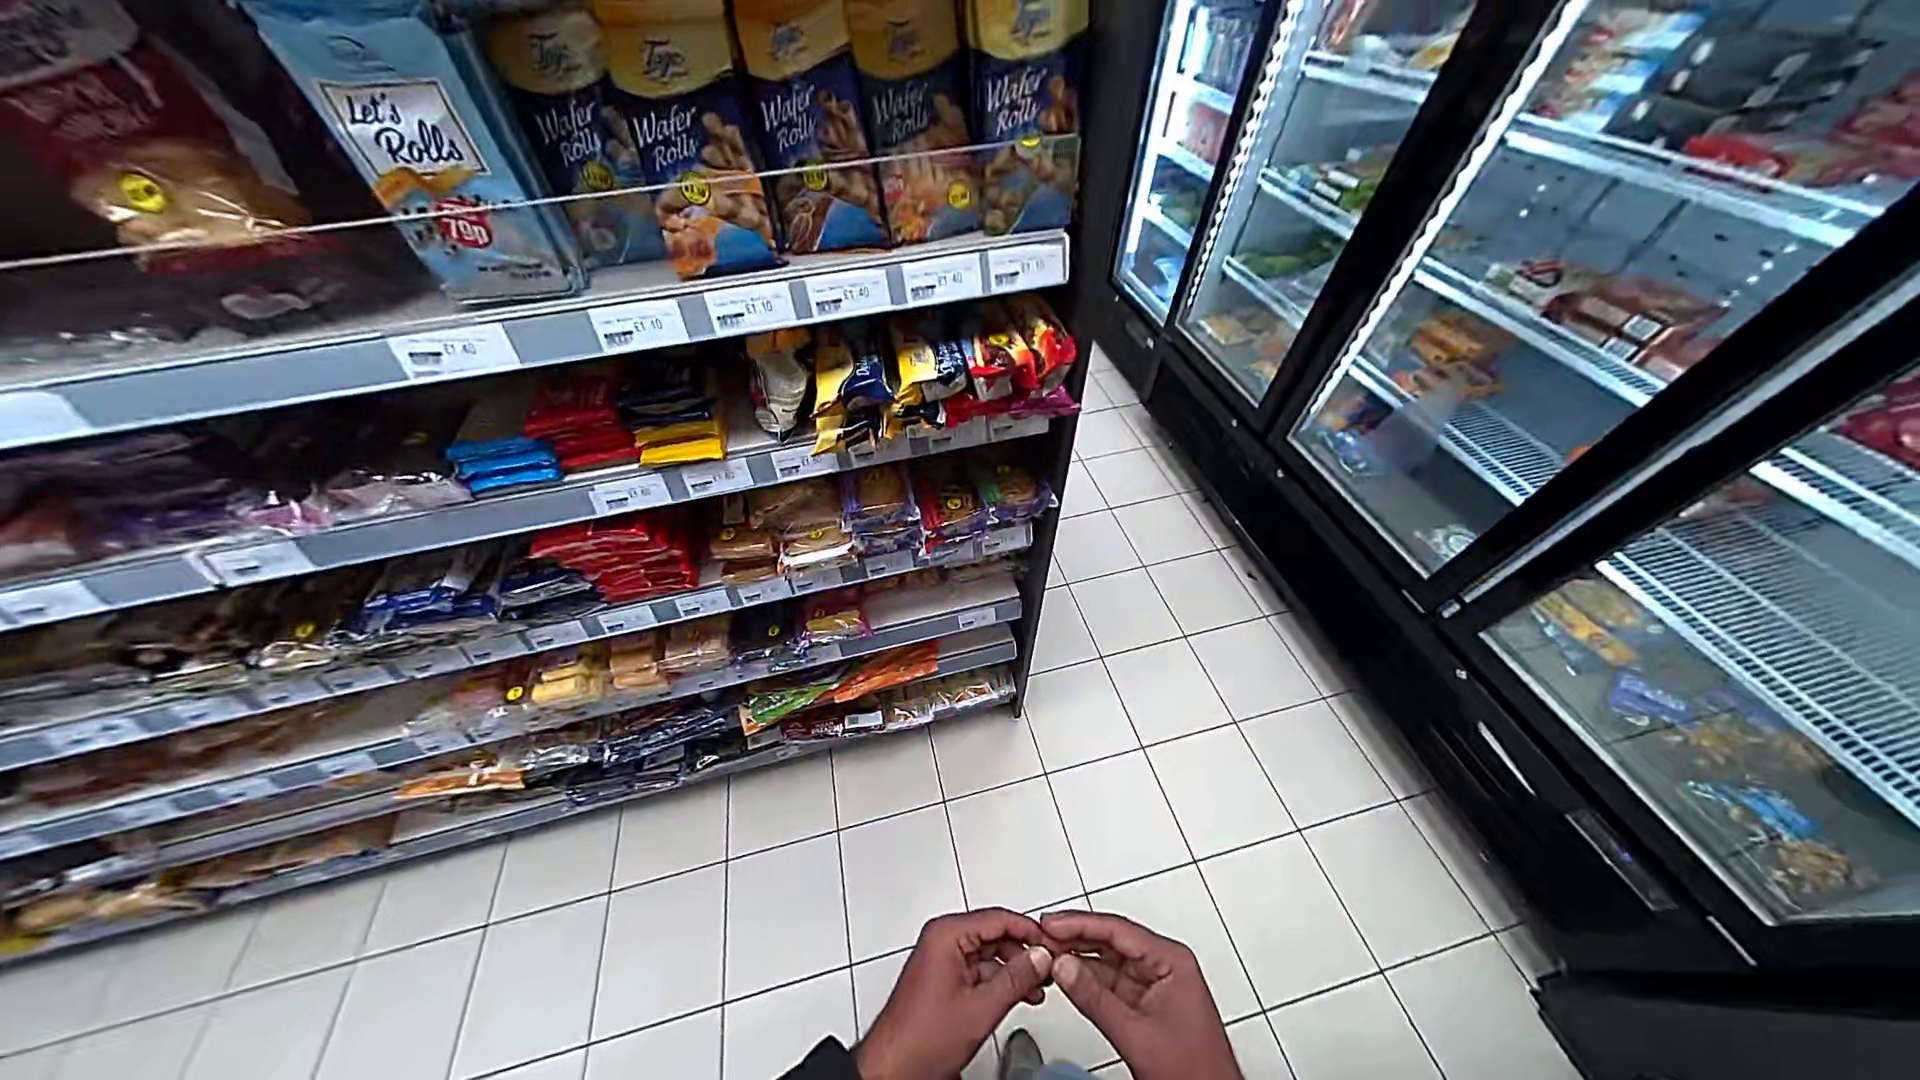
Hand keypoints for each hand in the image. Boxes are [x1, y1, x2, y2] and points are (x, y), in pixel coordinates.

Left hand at [855, 908, 1054, 1079]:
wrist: (893, 1071)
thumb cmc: (919, 1040)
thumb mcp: (980, 1008)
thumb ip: (1015, 979)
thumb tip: (1039, 957)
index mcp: (947, 934)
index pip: (997, 918)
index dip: (1028, 931)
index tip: (1051, 943)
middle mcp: (943, 940)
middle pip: (993, 933)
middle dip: (1023, 951)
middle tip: (1049, 966)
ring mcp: (942, 958)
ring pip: (988, 953)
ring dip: (1013, 969)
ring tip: (1038, 986)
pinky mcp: (944, 977)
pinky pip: (978, 969)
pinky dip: (998, 981)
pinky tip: (1017, 995)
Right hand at [1039, 911, 1240, 1079]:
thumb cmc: (1197, 1075)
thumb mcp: (1137, 1035)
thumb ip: (1095, 998)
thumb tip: (1063, 965)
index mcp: (1171, 961)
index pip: (1117, 929)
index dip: (1079, 923)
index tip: (1050, 923)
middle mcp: (1162, 966)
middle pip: (1110, 939)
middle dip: (1074, 937)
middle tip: (1041, 935)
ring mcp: (1152, 984)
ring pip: (1105, 959)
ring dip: (1075, 957)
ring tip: (1046, 953)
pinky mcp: (1142, 1003)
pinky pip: (1107, 981)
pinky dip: (1084, 978)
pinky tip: (1064, 975)